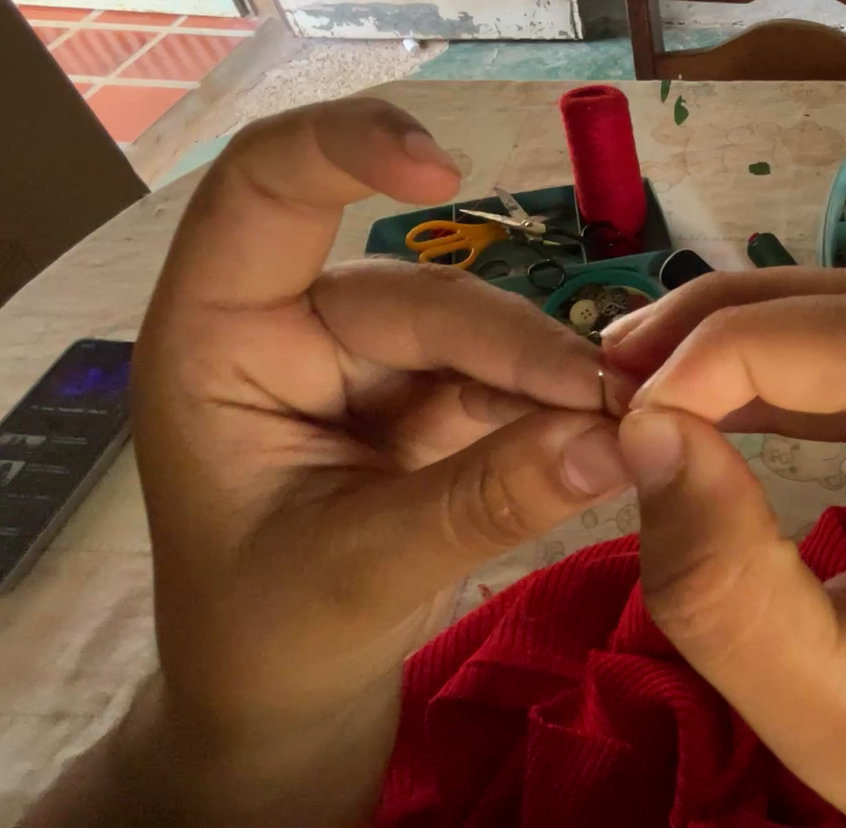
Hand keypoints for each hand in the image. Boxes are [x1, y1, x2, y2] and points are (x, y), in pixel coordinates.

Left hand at [29, 100, 627, 825]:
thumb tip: (614, 442)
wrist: (289, 695)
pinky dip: (561, 408)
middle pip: (431, 301)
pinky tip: (601, 436)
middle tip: (617, 408)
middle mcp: (305, 331)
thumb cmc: (268, 633)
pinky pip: (515, 382)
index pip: (264, 196)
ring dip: (556, 382)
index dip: (343, 150)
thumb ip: (485, 503)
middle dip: (522, 353)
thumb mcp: (360, 572)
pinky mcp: (441, 397)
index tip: (442, 171)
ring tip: (622, 428)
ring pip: (489, 339)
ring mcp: (382, 363)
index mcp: (223, 343)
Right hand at [600, 268, 845, 826]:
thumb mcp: (822, 717)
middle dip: (736, 324)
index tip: (635, 401)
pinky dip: (798, 349)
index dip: (745, 349)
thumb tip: (650, 428)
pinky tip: (724, 375)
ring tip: (656, 362)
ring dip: (759, 324)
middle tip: (624, 364)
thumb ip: (725, 587)